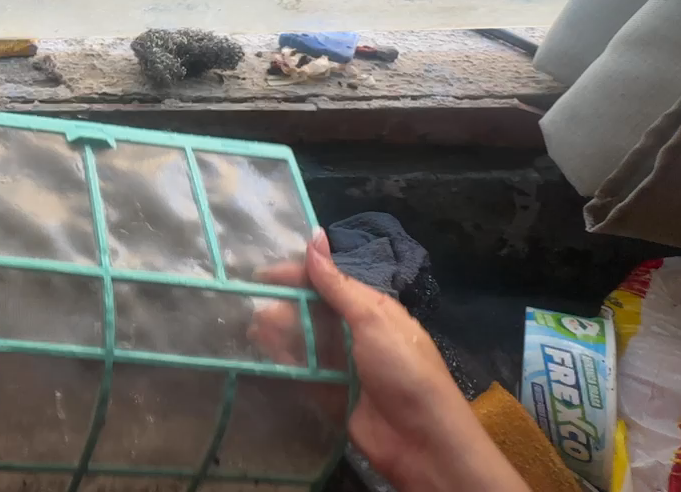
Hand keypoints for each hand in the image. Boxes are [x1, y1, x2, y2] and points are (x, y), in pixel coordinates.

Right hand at [256, 231, 526, 491]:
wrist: (426, 446)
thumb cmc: (404, 372)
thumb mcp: (372, 320)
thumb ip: (336, 283)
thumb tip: (314, 234)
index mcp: (369, 310)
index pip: (326, 282)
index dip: (295, 274)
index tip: (261, 275)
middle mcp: (353, 332)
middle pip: (310, 310)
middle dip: (283, 305)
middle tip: (254, 306)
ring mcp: (342, 363)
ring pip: (303, 338)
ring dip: (278, 331)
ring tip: (254, 330)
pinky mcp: (330, 392)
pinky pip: (302, 369)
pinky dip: (283, 359)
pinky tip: (264, 352)